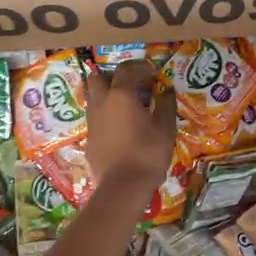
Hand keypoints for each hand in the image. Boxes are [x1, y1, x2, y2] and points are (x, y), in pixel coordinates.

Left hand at [84, 62, 176, 195]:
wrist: (122, 186)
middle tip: (131, 84)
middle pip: (97, 78)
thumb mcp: (165, 128)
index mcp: (120, 95)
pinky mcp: (89, 139)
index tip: (154, 74)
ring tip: (126, 106)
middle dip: (113, 76)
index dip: (141, 68)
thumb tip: (166, 90)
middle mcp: (101, 103)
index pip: (127, 70)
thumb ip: (165, 104)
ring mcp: (92, 121)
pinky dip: (105, 115)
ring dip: (107, 95)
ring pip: (93, 97)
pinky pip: (95, 117)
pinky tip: (120, 127)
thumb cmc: (147, 153)